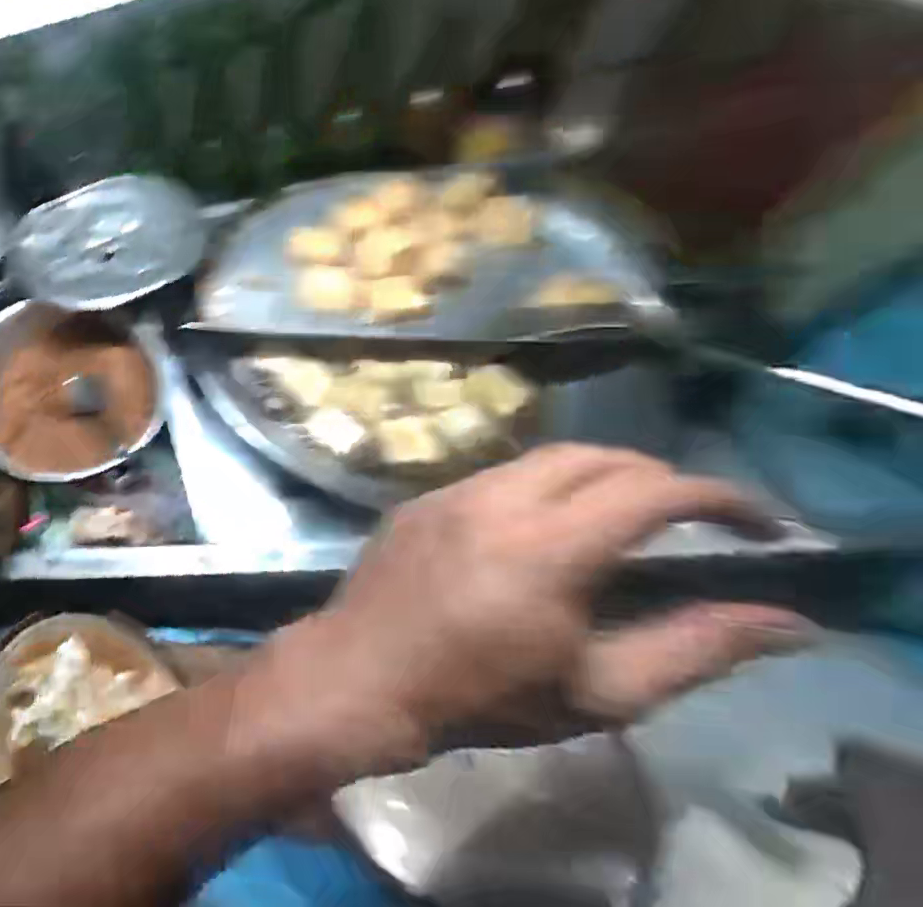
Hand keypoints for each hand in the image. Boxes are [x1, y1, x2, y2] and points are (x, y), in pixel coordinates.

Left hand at [235, 445, 813, 773]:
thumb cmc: (480, 694)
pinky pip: (485, 477)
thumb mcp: (602, 690)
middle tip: (693, 516)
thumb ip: (697, 646)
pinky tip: (539, 525)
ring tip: (621, 515)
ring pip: (531, 461)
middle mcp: (490, 502)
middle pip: (588, 455)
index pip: (650, 489)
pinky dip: (531, 486)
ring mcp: (441, 497)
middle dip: (654, 473)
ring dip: (588, 475)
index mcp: (545, 544)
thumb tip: (788, 620)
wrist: (361, 674)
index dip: (721, 497)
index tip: (762, 526)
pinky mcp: (411, 504)